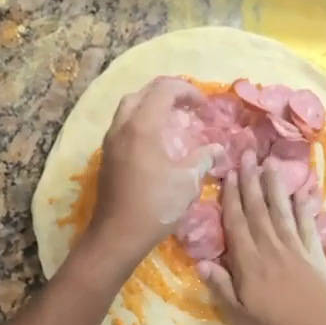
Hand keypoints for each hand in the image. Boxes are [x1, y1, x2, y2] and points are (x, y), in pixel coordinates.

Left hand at [88, 77, 217, 262]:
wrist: (117, 235)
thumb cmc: (155, 206)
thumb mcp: (187, 182)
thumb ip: (203, 159)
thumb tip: (218, 148)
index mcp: (142, 126)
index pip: (164, 89)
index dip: (188, 92)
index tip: (205, 108)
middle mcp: (122, 126)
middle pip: (144, 92)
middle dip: (169, 93)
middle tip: (190, 107)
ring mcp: (111, 140)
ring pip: (130, 107)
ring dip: (152, 105)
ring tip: (174, 120)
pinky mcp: (107, 155)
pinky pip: (124, 124)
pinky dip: (142, 121)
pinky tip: (157, 140)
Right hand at [198, 151, 325, 324]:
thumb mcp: (239, 317)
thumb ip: (222, 287)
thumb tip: (202, 262)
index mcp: (249, 263)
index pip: (236, 224)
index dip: (231, 198)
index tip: (228, 173)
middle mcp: (271, 248)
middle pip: (258, 210)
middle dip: (251, 182)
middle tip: (247, 156)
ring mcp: (295, 249)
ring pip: (281, 211)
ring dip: (274, 187)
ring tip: (269, 165)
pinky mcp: (314, 255)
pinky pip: (307, 225)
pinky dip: (303, 207)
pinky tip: (301, 193)